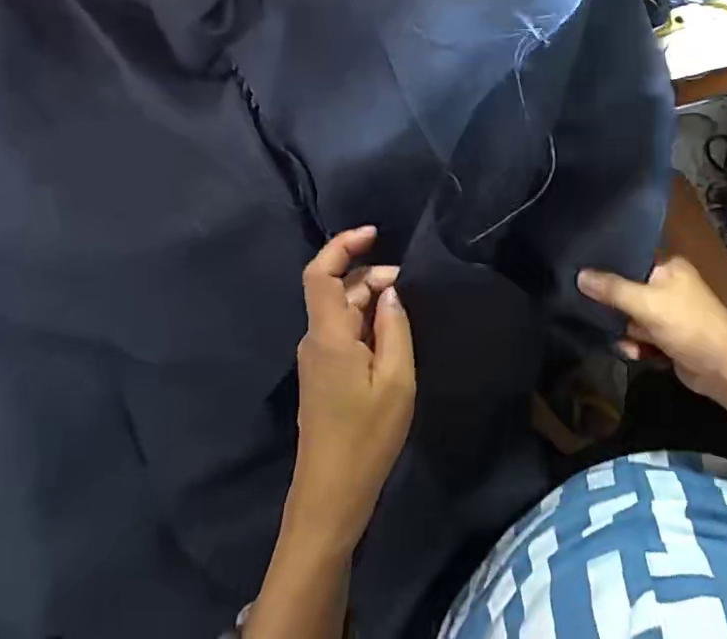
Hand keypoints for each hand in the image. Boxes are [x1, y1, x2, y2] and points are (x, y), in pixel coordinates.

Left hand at [290, 226, 415, 550]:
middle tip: (411, 286)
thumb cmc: (367, 437)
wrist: (331, 494)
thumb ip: (395, 328)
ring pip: (341, 310)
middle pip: (336, 288)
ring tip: (408, 309)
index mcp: (328, 336)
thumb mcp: (396, 380)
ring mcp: (315, 358)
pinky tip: (392, 334)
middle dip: (372, 276)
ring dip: (372, 299)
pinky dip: (366, 320)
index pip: (319, 273)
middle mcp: (314, 339)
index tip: (374, 233)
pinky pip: (342, 331)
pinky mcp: (322, 374)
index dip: (342, 245)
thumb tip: (391, 291)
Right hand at [577, 257, 726, 400]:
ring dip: (627, 332)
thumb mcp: (647, 304)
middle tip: (594, 312)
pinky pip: (639, 336)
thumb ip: (613, 289)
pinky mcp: (666, 337)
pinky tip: (638, 355)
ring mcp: (667, 312)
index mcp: (668, 266)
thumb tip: (579, 275)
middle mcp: (667, 285)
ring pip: (630, 317)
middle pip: (625, 289)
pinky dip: (637, 346)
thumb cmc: (690, 326)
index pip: (630, 256)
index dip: (607, 264)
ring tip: (631, 342)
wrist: (725, 370)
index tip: (579, 270)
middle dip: (614, 307)